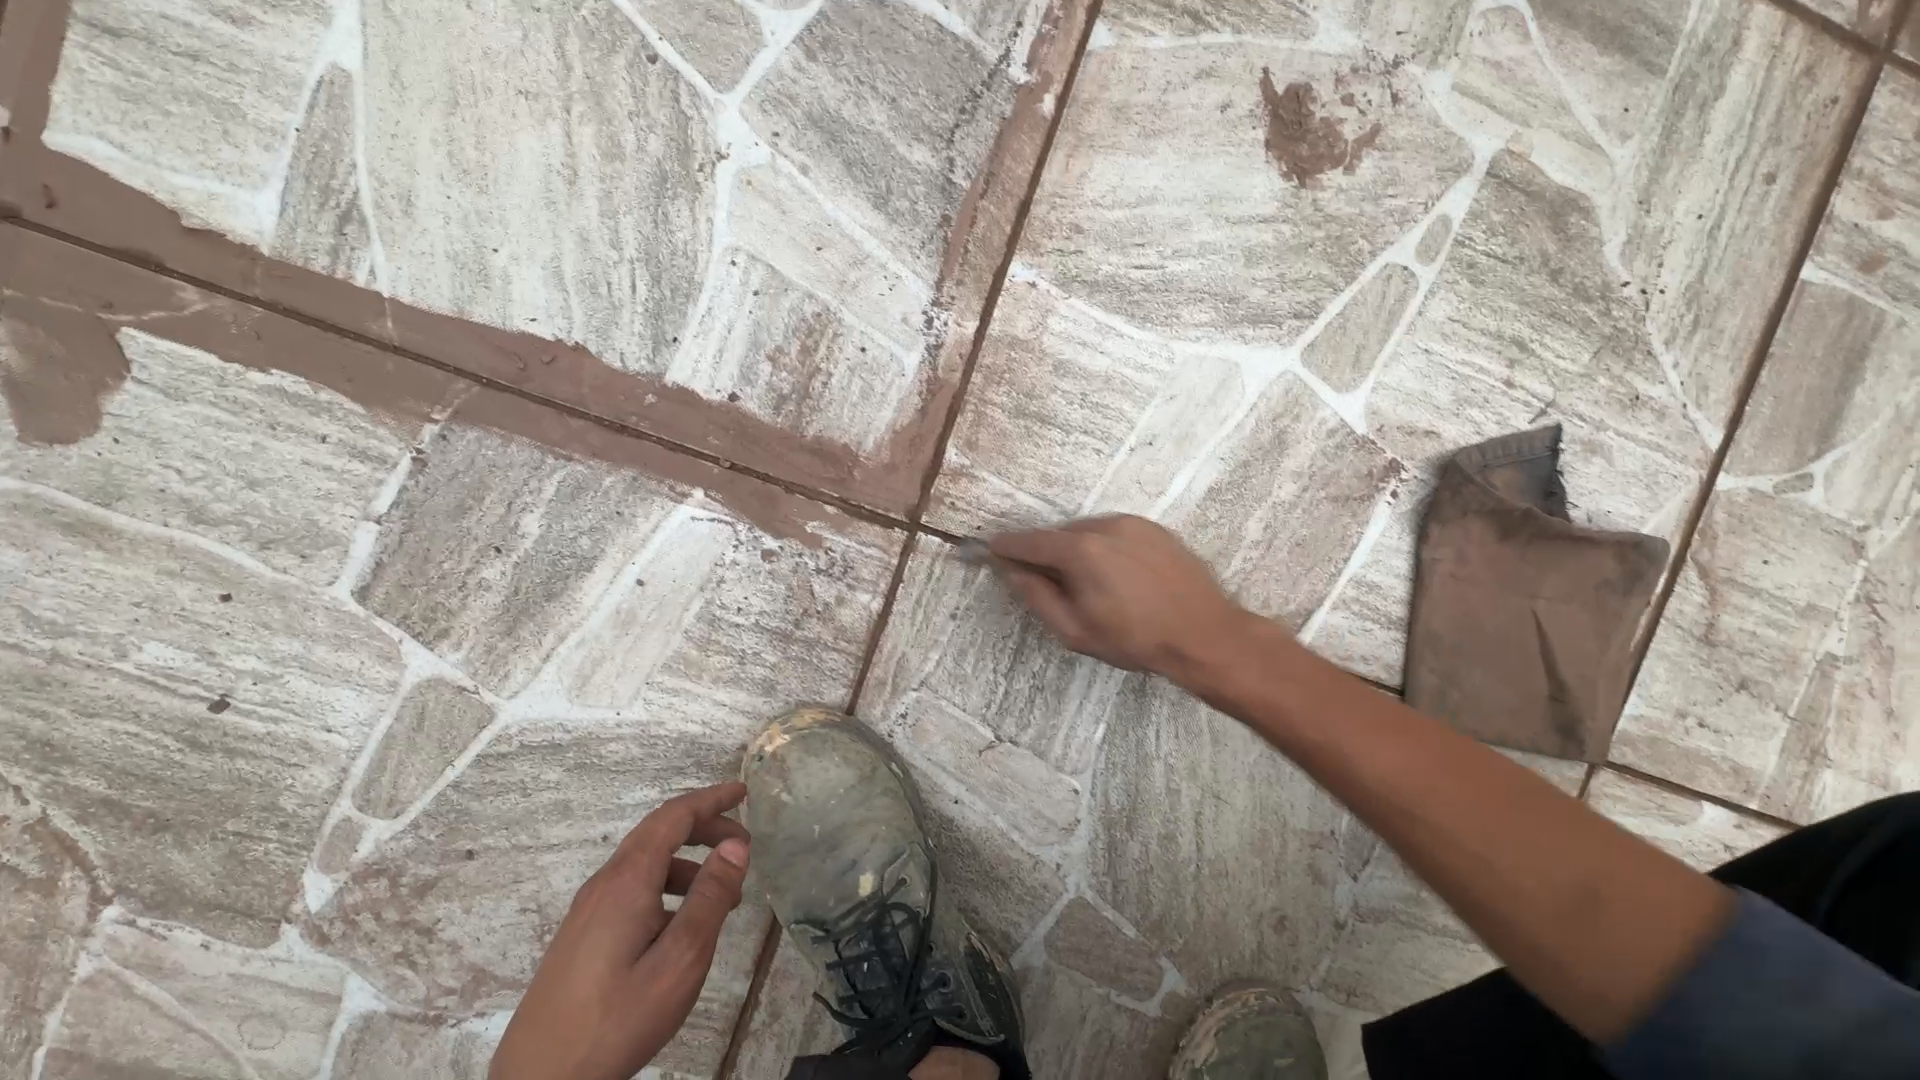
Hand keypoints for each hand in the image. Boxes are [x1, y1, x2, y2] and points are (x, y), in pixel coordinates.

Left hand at [490, 782, 751, 1079]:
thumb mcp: (680, 960)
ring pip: (646, 865)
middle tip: (744, 847)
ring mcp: (588, 911)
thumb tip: (736, 845)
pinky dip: (668, 888)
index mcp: (628, 880)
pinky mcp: (583, 936)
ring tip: (725, 896)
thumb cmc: (618, 1018)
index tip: (743, 791)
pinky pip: (633, 890)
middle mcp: (605, 884)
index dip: (710, 800)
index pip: (673, 817)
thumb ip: (710, 898)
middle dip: (704, 829)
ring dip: (689, 864)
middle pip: (658, 834)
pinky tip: (683, 925)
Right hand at [988, 515, 1246, 677]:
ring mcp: (1132, 523)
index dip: (1007, 547)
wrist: (1203, 634)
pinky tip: (1115, 577)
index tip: (991, 549)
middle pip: (1059, 536)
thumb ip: (1037, 598)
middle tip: (1046, 583)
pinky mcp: (1154, 528)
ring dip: (1076, 551)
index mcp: (1080, 551)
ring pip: (1088, 532)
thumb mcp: (1075, 631)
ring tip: (1088, 585)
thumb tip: (1012, 573)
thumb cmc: (1135, 639)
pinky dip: (1103, 547)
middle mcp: (1104, 526)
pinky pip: (1114, 533)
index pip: (1030, 542)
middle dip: (1046, 554)